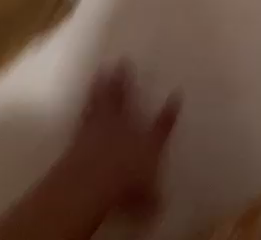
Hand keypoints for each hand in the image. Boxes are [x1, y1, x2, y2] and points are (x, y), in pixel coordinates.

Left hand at [53, 62, 181, 220]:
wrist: (95, 177)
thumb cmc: (126, 188)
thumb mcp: (147, 199)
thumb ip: (154, 196)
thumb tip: (160, 200)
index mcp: (149, 142)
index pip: (163, 125)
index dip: (170, 111)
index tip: (176, 94)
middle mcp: (128, 127)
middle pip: (130, 101)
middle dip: (129, 81)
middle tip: (127, 61)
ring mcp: (105, 124)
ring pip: (107, 98)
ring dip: (107, 81)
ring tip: (106, 65)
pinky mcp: (84, 128)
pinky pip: (88, 107)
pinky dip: (89, 95)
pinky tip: (89, 83)